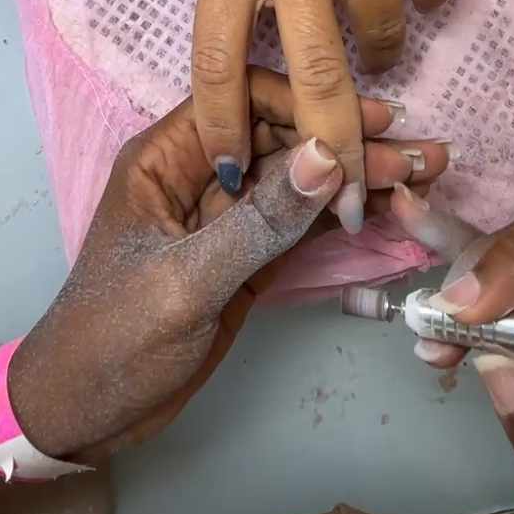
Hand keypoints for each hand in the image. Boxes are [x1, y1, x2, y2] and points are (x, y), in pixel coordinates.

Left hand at [10, 68, 452, 460]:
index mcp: (167, 157)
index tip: (364, 119)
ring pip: (299, 179)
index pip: (240, 101)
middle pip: (281, 138)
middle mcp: (202, 172)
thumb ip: (257, 223)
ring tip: (424, 174)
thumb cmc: (113, 339)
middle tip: (420, 154)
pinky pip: (301, 221)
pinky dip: (344, 214)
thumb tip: (324, 156)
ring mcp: (229, 213)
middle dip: (346, 143)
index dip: (303, 103)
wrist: (89, 412)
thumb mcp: (184, 281)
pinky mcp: (249, 251)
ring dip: (357, 176)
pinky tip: (391, 208)